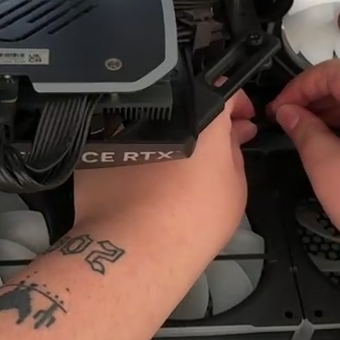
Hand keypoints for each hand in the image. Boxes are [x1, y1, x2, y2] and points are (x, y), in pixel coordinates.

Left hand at [70, 93, 256, 262]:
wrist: (137, 248)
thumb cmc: (189, 222)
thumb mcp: (235, 188)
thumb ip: (236, 152)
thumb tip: (235, 136)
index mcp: (199, 118)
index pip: (223, 90)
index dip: (236, 103)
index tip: (240, 117)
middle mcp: (160, 116)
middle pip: (187, 109)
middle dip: (204, 125)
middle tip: (215, 150)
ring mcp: (125, 130)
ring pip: (153, 127)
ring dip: (169, 141)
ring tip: (177, 173)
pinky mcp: (100, 151)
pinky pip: (125, 147)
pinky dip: (139, 158)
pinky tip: (146, 184)